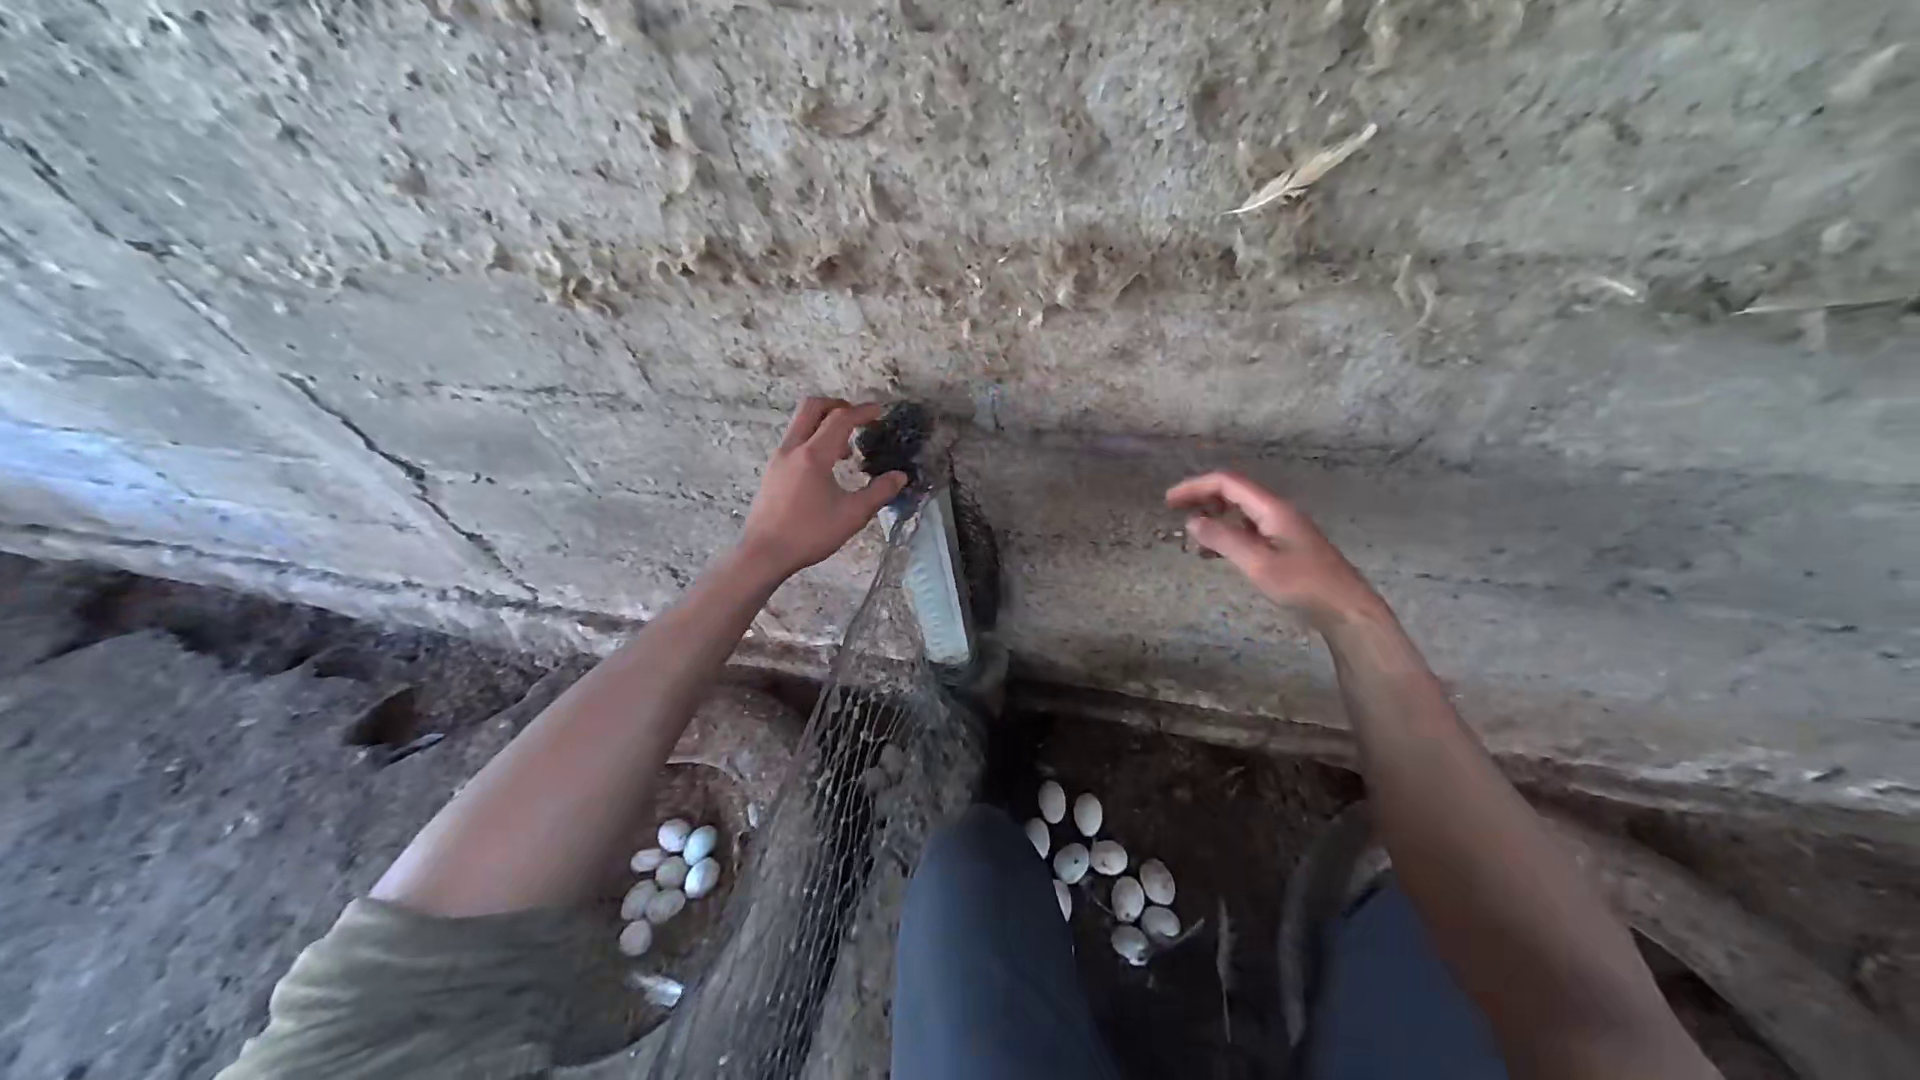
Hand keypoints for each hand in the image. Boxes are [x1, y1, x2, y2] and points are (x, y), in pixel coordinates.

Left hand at [736, 398, 908, 580]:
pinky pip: (794, 441)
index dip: (863, 411)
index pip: (840, 419)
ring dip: (824, 425)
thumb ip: (879, 492)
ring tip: (845, 450)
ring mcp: (778, 459)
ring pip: (800, 424)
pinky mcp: (772, 471)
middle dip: (837, 405)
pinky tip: (826, 467)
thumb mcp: (852, 515)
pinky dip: (812, 440)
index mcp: (813, 455)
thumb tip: (900, 476)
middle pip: (812, 407)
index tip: (879, 411)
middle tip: (857, 417)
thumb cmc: (809, 534)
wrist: (764, 553)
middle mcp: (792, 449)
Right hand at [1166, 471, 1385, 628]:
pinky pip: (1248, 530)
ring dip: (1213, 518)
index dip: (1195, 487)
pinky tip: (1214, 553)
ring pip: (1240, 512)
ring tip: (1191, 536)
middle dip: (1202, 498)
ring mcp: (1282, 528)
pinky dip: (1226, 535)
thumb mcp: (1257, 563)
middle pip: (1233, 493)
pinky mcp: (1284, 545)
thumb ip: (1223, 540)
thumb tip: (1192, 522)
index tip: (1169, 501)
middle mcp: (1277, 512)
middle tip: (1174, 512)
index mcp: (1272, 509)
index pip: (1227, 483)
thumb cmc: (1302, 585)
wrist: (1346, 609)